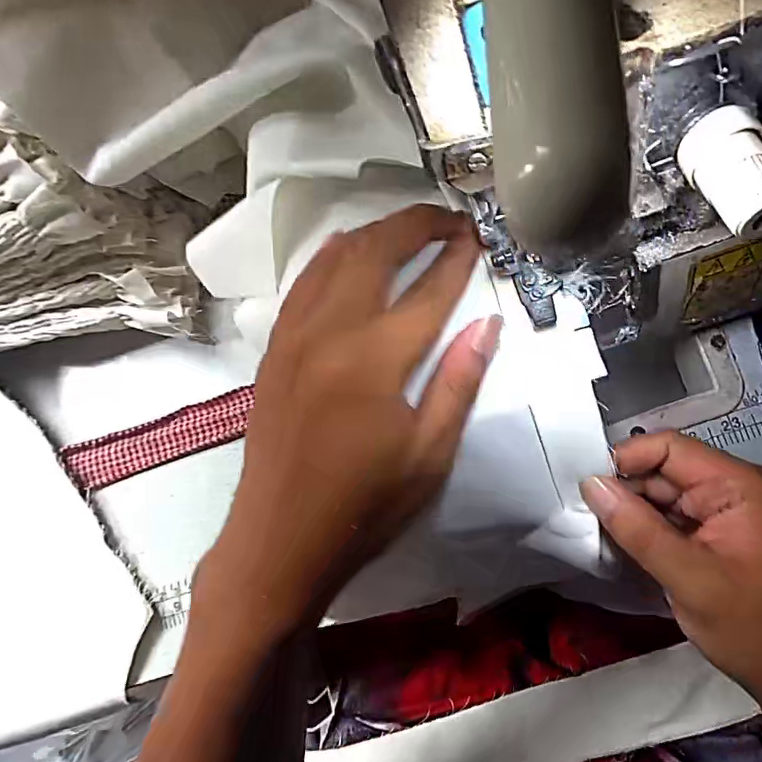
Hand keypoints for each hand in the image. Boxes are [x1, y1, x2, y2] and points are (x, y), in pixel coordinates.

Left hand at [203, 204, 498, 641]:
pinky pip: (303, 285)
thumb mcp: (430, 454)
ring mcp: (295, 338)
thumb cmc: (366, 507)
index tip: (479, 238)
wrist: (280, 541)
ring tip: (407, 229)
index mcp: (377, 360)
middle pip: (375, 253)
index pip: (428, 291)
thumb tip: (487, 324)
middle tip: (449, 220)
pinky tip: (346, 253)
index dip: (458, 260)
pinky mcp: (274, 351)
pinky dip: (330, 258)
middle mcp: (331, 333)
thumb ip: (460, 382)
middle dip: (416, 224)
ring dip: (374, 234)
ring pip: (333, 260)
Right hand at [579, 431, 761, 709]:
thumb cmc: (754, 629)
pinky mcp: (716, 533)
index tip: (588, 486)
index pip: (671, 448)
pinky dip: (646, 530)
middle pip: (664, 470)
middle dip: (626, 490)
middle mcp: (733, 488)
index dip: (627, 459)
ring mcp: (725, 511)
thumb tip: (593, 486)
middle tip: (588, 517)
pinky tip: (624, 546)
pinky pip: (671, 518)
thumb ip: (639, 529)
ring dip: (633, 513)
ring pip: (663, 496)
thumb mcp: (690, 579)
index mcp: (739, 485)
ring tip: (601, 534)